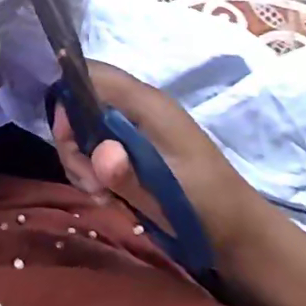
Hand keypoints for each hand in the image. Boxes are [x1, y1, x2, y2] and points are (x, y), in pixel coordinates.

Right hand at [48, 62, 267, 252]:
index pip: (93, 74)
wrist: (238, 231)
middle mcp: (140, 108)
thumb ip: (127, 173)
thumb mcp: (162, 195)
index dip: (69, 98)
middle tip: (90, 181)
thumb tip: (99, 152)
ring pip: (89, 130)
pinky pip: (102, 147)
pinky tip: (107, 195)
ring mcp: (140, 128)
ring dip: (84, 161)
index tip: (67, 139)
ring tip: (101, 194)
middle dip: (74, 141)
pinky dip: (96, 170)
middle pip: (83, 104)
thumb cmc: (203, 206)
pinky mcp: (139, 148)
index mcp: (148, 104)